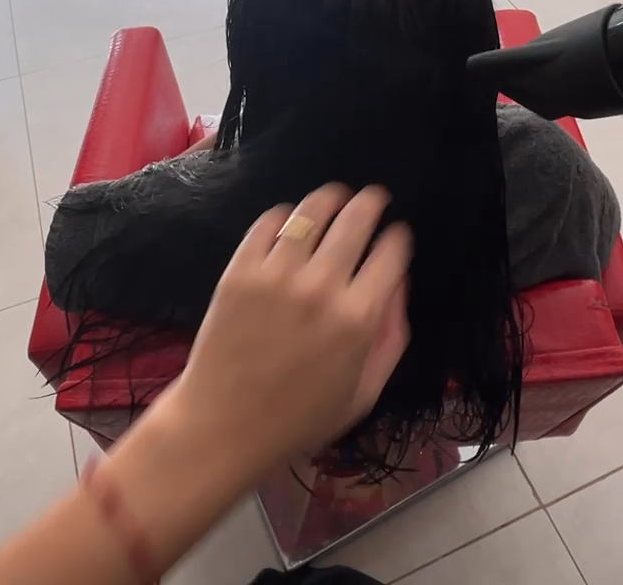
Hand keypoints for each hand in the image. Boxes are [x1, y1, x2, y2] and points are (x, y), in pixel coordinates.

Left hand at [159, 183, 412, 479]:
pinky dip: (286, 215)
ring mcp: (276, 275)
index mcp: (357, 319)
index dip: (399, 236)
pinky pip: (269, 222)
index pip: (392, 252)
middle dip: (372, 202)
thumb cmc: (300, 417)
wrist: (223, 427)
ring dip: (331, 197)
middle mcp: (320, 288)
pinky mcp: (240, 270)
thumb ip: (392, 336)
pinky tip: (292, 222)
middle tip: (374, 197)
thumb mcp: (364, 391)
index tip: (397, 233)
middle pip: (357, 218)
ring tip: (336, 196)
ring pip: (312, 211)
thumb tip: (399, 282)